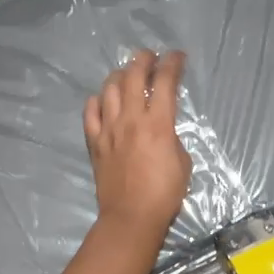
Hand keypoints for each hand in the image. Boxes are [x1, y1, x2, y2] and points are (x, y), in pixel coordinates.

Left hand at [84, 50, 191, 240]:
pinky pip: (90, 112)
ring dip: (120, 75)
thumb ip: (172, 137)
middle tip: (150, 56)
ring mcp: (109, 129)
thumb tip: (162, 130)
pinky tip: (104, 100)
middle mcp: (131, 118)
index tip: (177, 56)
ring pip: (109, 88)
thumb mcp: (183, 161)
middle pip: (133, 75)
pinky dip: (98, 100)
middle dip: (143, 59)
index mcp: (158, 123)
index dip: (172, 63)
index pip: (165, 81)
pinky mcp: (94, 142)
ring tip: (127, 75)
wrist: (131, 216)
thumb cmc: (165, 193)